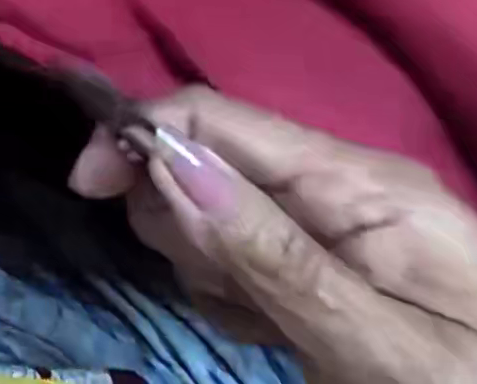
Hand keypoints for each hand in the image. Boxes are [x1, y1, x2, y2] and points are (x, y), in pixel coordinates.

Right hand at [70, 87, 476, 383]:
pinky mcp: (311, 261)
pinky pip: (226, 247)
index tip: (86, 181)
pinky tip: (262, 331)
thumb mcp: (390, 358)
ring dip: (200, 256)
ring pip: (207, 201)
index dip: (146, 129)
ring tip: (252, 322)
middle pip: (208, 153)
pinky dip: (220, 285)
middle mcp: (340, 184)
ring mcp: (326, 224)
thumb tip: (170, 159)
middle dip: (178, 209)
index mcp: (366, 183)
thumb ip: (276, 257)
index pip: (226, 118)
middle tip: (211, 288)